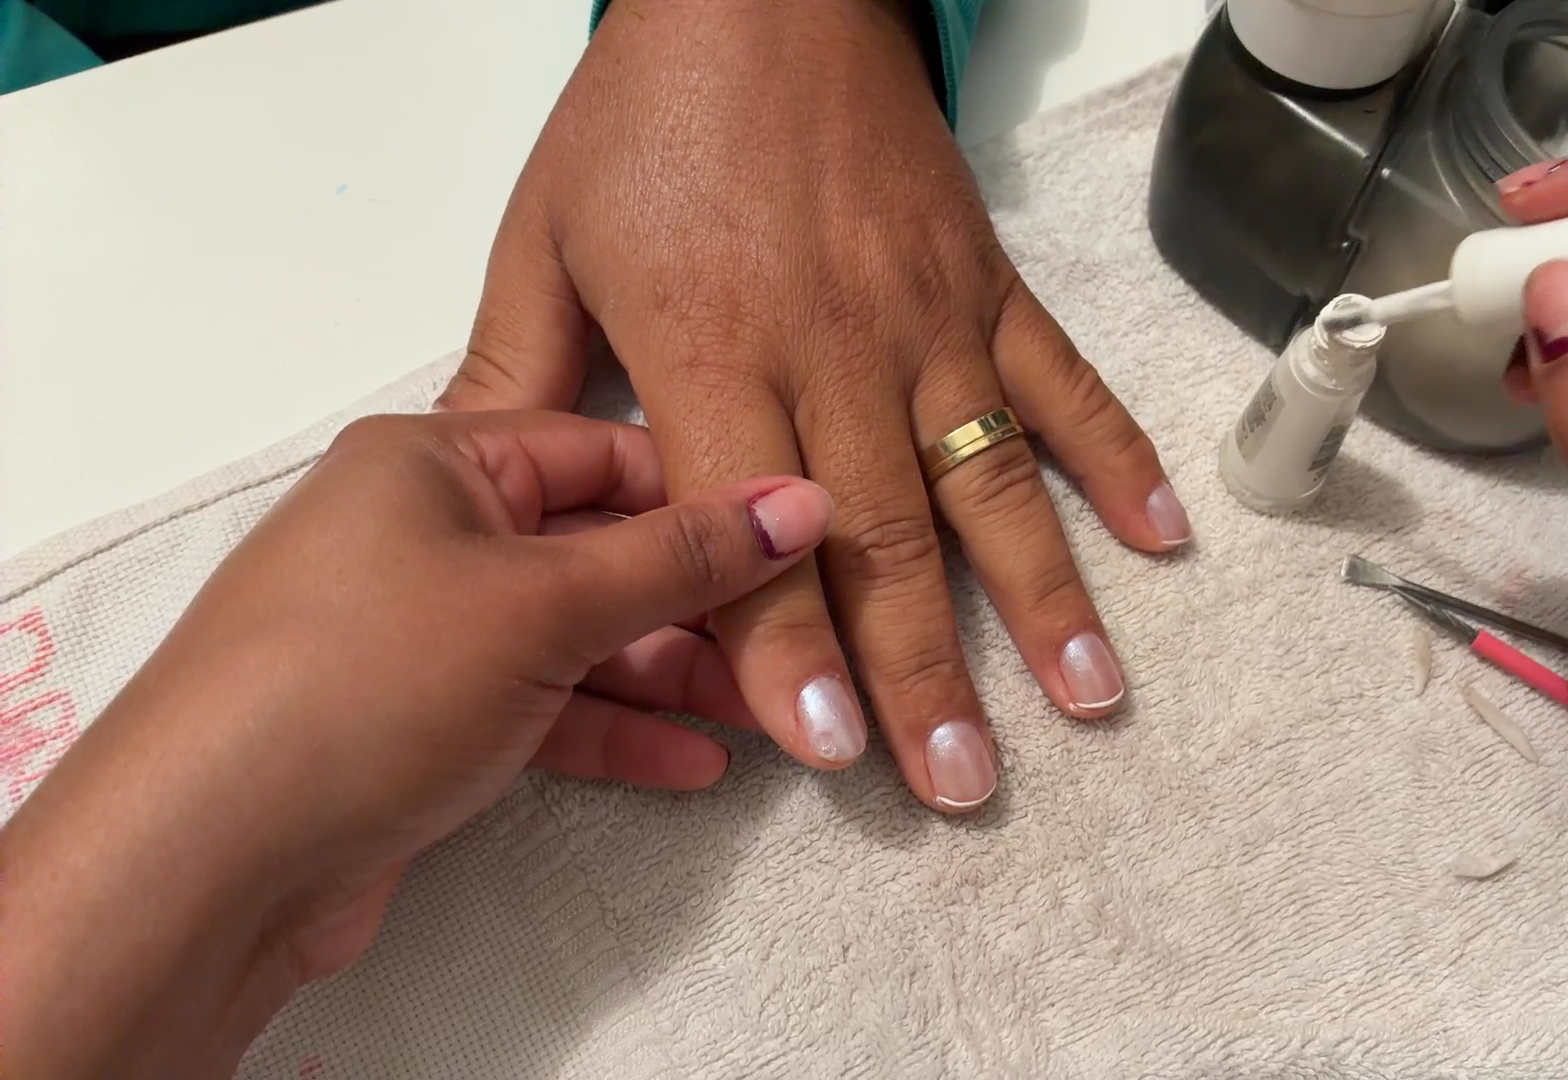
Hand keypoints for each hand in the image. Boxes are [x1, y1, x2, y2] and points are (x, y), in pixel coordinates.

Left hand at [0, 411, 830, 1077]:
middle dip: (700, 606)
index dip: (705, 494)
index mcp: (443, 462)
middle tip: (786, 639)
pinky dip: (623, 729)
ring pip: (590, 635)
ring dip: (674, 676)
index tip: (791, 539)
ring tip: (759, 711)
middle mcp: (440, 531)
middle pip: (608, 552)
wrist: (200, 884)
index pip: (611, 453)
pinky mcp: (441, 710)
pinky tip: (696, 762)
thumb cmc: (375, 684)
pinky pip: (555, 702)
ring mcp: (440, 626)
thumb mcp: (548, 603)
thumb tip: (808, 502)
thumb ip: (687, 555)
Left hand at [437, 0, 1187, 810]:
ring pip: (991, 480)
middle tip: (962, 781)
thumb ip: (526, 381)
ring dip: (1044, 595)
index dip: (790, 650)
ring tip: (1088, 694)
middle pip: (887, 537)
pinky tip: (1160, 534)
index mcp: (711, 347)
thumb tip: (507, 495)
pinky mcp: (992, 289)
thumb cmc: (649, 122)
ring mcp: (931, 321)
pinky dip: (1118, 458)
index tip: (834, 754)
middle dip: (926, 671)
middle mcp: (836, 350)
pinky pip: (1065, 382)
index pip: (749, 531)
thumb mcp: (548, 243)